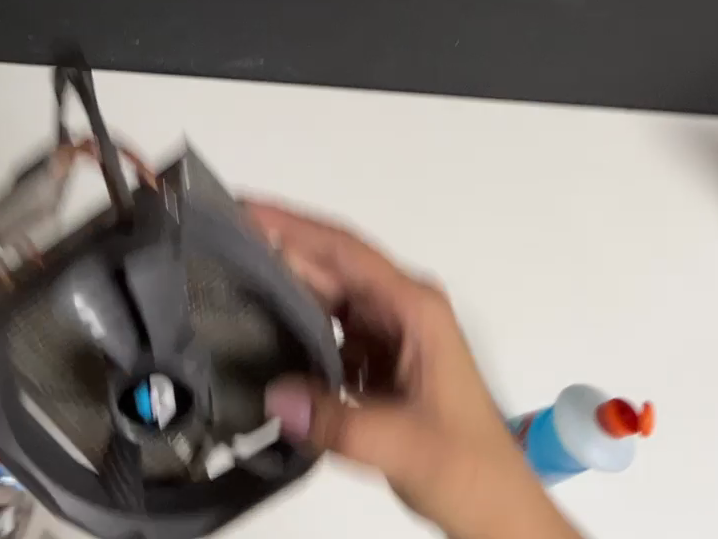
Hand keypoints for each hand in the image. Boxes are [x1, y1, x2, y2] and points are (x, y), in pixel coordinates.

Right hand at [245, 201, 582, 538]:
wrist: (501, 517)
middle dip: (276, 251)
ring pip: (325, 295)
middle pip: (329, 267)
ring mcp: (388, 333)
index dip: (293, 225)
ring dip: (283, 286)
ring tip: (229, 279)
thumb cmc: (469, 471)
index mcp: (413, 308)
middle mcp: (399, 309)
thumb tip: (272, 398)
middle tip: (217, 244)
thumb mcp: (404, 446)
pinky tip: (260, 330)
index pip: (344, 251)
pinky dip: (294, 324)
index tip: (245, 210)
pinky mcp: (377, 359)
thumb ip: (337, 422)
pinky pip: (327, 328)